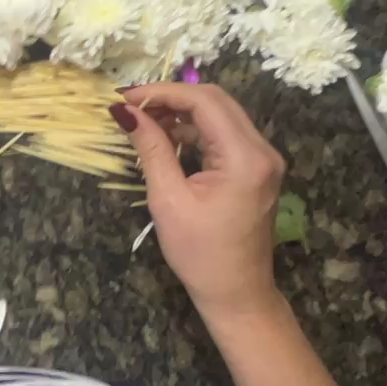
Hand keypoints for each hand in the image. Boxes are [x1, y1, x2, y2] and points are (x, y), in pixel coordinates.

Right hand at [111, 82, 285, 322]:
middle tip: (131, 106)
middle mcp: (262, 150)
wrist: (236, 293)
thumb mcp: (167, 198)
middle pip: (214, 100)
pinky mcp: (255, 167)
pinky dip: (193, 128)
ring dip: (180, 111)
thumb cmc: (200, 253)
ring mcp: (262, 158)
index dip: (162, 92)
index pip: (203, 101)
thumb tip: (124, 111)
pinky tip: (165, 137)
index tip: (125, 99)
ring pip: (219, 113)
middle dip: (170, 97)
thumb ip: (150, 147)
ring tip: (143, 121)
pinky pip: (222, 133)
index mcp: (245, 157)